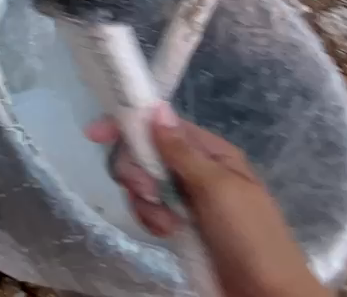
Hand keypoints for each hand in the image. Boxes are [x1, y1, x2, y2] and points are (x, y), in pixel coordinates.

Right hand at [87, 106, 327, 296]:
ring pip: (141, 181)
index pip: (160, 125)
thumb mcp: (218, 189)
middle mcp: (195, 169)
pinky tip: (167, 233)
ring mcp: (186, 197)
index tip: (95, 136)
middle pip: (144, 152)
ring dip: (145, 201)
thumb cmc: (251, 238)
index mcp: (211, 154)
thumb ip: (182, 150)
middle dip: (137, 171)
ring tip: (166, 223)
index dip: (127, 125)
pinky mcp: (178, 222)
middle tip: (147, 191)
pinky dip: (150, 218)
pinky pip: (147, 207)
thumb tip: (157, 108)